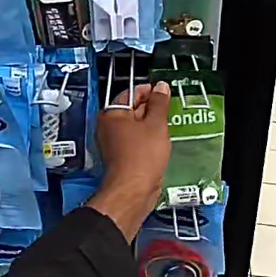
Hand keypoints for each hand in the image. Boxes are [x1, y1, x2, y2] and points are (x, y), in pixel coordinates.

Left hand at [90, 81, 170, 239]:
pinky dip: (146, 139)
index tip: (164, 93)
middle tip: (168, 110)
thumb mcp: (156, 124)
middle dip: (150, 108)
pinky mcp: (120, 156)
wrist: (134, 190)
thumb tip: (161, 86)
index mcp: (112, 113)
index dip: (149, 91)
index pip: (131, 93)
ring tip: (166, 126)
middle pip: (131, 109)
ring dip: (150, 125)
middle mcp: (108, 126)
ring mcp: (112, 142)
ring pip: (134, 126)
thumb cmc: (143, 155)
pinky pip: (134, 140)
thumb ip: (159, 103)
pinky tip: (159, 142)